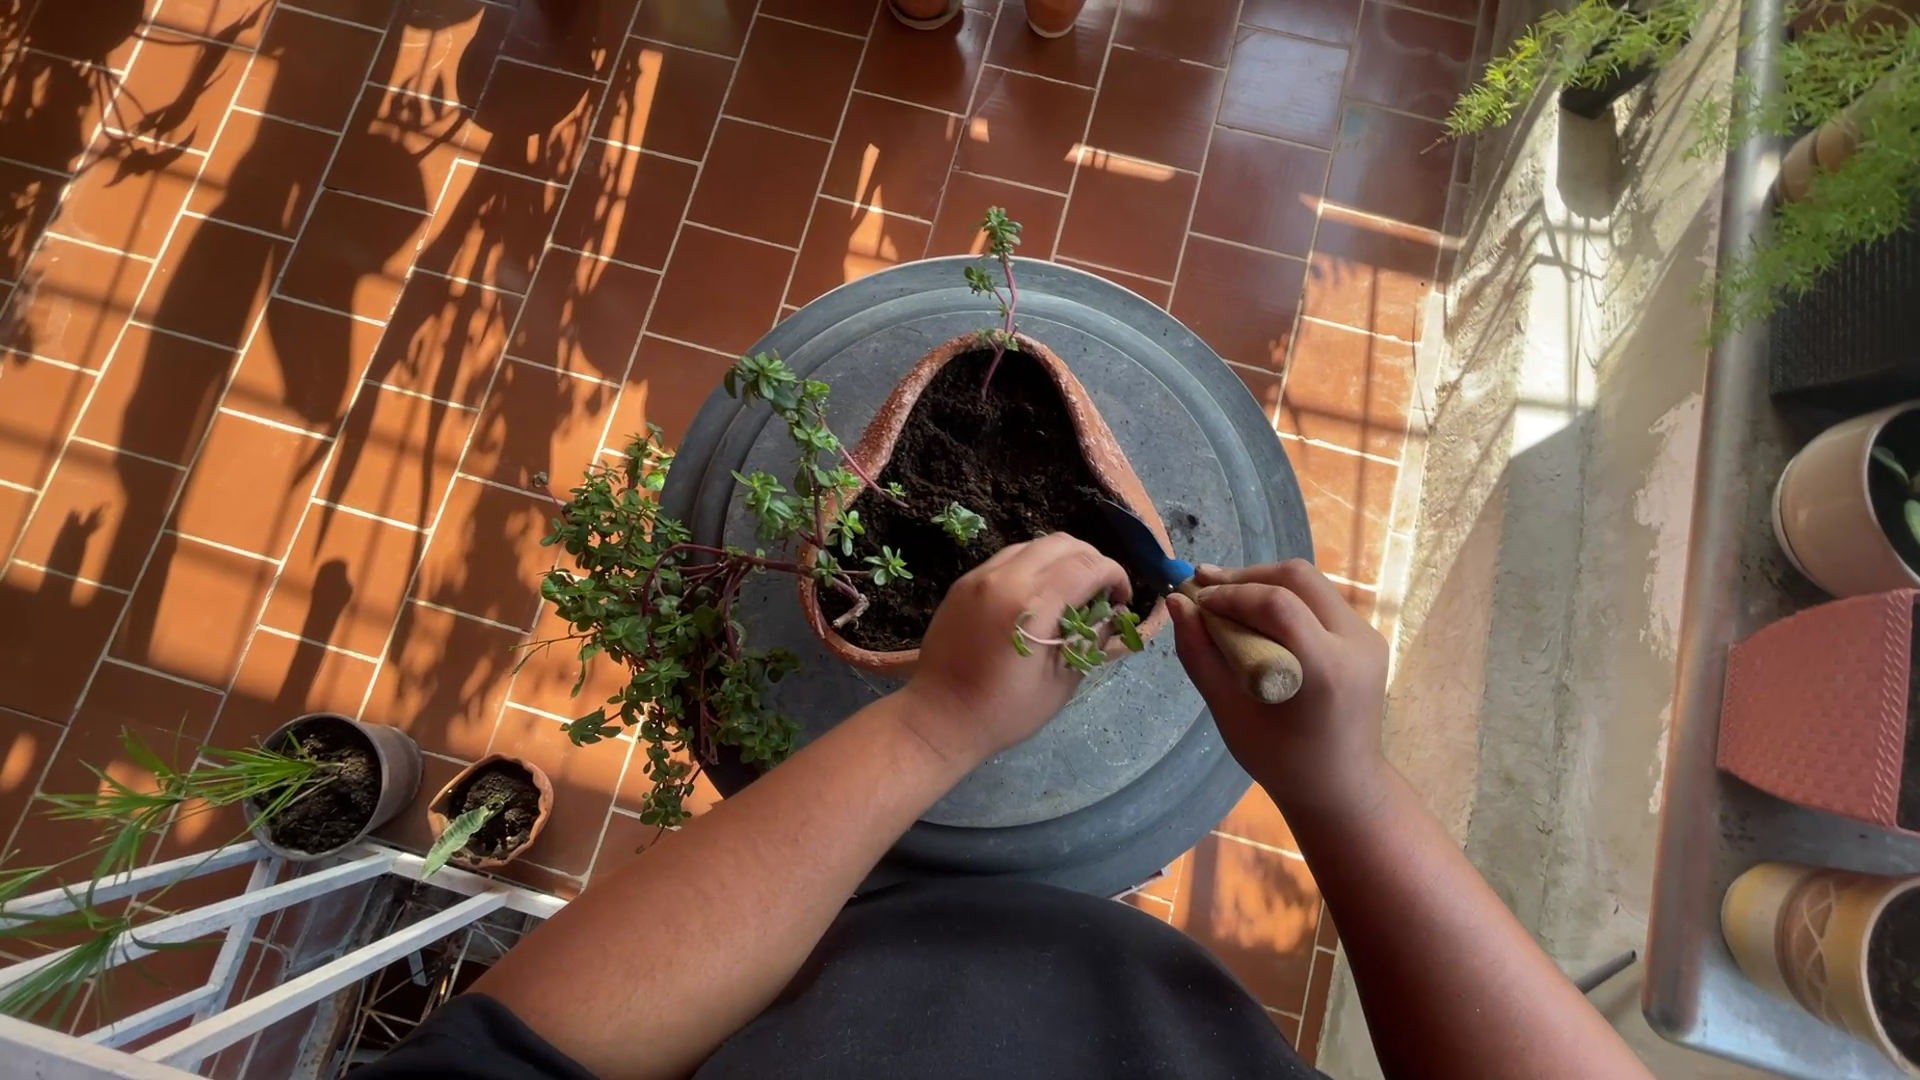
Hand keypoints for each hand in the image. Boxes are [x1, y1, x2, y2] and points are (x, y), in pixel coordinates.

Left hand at [899, 533, 1131, 766]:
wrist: (938, 717)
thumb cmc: (1003, 711)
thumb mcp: (1061, 683)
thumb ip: (1090, 639)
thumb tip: (1112, 613)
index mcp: (1033, 605)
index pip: (1088, 566)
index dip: (1115, 574)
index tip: (1121, 597)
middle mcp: (1005, 578)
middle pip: (1062, 543)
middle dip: (1091, 560)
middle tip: (1100, 591)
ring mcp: (979, 577)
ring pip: (1033, 545)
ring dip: (1060, 559)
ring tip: (1070, 590)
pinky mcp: (963, 583)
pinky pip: (1007, 558)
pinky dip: (1032, 565)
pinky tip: (1037, 595)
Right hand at [1169, 560, 1389, 812]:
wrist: (1341, 787)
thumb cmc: (1278, 758)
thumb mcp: (1227, 711)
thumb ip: (1199, 653)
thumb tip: (1176, 602)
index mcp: (1325, 670)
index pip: (1278, 604)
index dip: (1231, 593)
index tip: (1197, 600)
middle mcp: (1356, 644)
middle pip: (1298, 578)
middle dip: (1245, 575)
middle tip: (1205, 585)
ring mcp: (1367, 637)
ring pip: (1310, 582)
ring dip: (1262, 582)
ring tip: (1224, 596)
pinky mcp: (1366, 637)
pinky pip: (1319, 599)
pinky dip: (1281, 596)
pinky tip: (1253, 614)